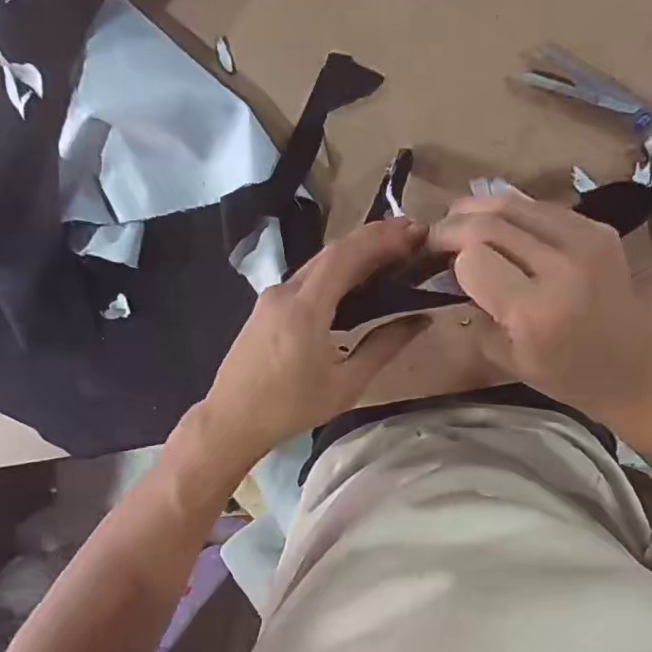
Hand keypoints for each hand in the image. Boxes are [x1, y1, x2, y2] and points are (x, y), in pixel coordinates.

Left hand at [196, 219, 431, 459]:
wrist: (232, 419)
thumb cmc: (290, 408)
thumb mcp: (345, 384)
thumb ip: (383, 347)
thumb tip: (420, 320)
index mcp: (304, 308)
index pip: (345, 255)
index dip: (382, 238)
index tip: (416, 232)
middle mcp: (284, 293)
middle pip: (332, 253)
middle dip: (372, 240)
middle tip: (411, 240)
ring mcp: (270, 298)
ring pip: (317, 265)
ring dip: (352, 256)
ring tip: (390, 257)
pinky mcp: (264, 309)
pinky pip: (304, 281)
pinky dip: (333, 274)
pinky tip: (353, 283)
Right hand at [428, 194, 651, 425]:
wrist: (638, 366)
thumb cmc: (565, 375)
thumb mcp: (506, 356)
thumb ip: (476, 311)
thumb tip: (453, 274)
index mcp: (534, 309)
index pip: (472, 258)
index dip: (448, 257)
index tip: (430, 263)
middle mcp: (560, 266)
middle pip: (489, 223)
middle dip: (452, 225)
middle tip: (433, 238)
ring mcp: (584, 241)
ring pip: (512, 203)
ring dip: (476, 209)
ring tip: (457, 223)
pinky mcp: (597, 228)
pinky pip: (539, 207)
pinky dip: (509, 211)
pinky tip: (495, 225)